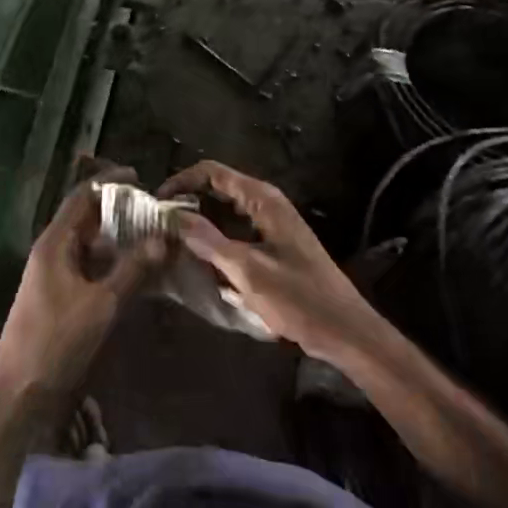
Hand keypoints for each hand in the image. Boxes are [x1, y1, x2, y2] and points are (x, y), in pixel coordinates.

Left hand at [0, 182, 162, 395]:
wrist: (21, 389)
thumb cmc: (57, 339)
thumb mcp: (101, 305)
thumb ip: (131, 270)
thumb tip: (162, 238)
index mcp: (55, 242)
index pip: (81, 197)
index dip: (108, 184)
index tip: (140, 178)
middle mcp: (53, 250)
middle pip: (87, 220)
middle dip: (120, 213)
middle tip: (157, 212)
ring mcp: (56, 274)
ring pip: (91, 246)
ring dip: (120, 241)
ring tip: (157, 238)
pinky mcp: (63, 297)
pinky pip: (91, 269)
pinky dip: (114, 266)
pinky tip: (141, 273)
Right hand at [160, 161, 375, 359]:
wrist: (348, 335)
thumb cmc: (300, 299)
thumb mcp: (248, 271)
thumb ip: (208, 241)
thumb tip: (173, 218)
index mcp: (262, 200)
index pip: (211, 172)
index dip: (181, 181)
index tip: (158, 204)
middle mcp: (265, 204)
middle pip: (216, 188)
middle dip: (187, 202)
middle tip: (161, 224)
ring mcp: (270, 224)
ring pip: (223, 211)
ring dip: (199, 222)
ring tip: (173, 240)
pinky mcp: (272, 245)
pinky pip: (234, 231)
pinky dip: (214, 238)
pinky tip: (200, 259)